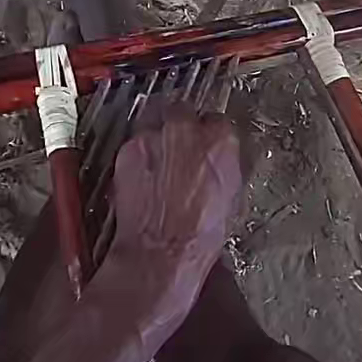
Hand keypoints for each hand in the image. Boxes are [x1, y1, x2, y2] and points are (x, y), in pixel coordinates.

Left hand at [102, 107, 242, 328]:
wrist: (161, 250)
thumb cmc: (201, 233)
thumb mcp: (232, 196)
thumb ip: (226, 165)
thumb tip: (221, 158)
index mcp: (220, 140)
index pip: (217, 120)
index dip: (209, 134)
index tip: (205, 144)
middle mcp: (186, 130)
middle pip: (183, 111)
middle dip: (182, 125)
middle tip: (180, 147)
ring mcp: (154, 136)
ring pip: (155, 122)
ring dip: (158, 136)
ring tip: (159, 161)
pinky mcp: (129, 149)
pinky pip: (135, 143)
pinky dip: (139, 155)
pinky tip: (143, 176)